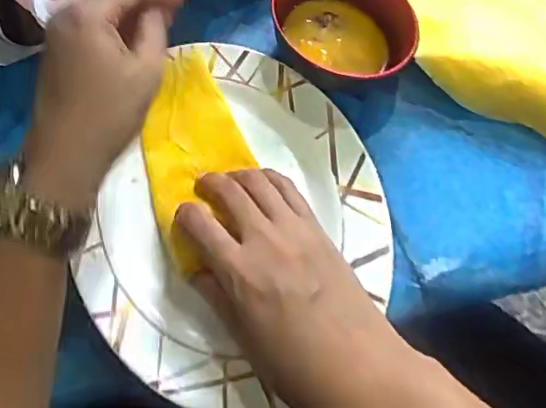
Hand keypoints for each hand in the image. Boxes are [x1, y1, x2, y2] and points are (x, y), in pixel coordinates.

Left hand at [21, 0, 184, 210]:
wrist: (64, 155)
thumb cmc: (109, 113)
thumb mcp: (145, 69)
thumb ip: (154, 28)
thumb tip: (158, 7)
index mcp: (86, 13)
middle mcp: (65, 12)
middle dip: (143, 0)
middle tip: (174, 9)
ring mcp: (56, 29)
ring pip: (99, 9)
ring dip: (127, 13)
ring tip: (158, 22)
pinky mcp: (54, 46)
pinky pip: (87, 25)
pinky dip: (110, 26)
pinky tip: (130, 37)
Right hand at [178, 170, 475, 407]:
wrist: (362, 371)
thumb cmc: (297, 365)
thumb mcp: (245, 339)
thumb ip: (216, 297)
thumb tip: (195, 268)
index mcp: (240, 272)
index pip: (198, 223)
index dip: (183, 214)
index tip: (182, 218)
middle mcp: (264, 240)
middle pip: (227, 189)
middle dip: (206, 183)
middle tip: (201, 190)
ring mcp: (293, 229)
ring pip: (256, 179)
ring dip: (236, 175)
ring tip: (230, 183)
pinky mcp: (316, 227)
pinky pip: (286, 186)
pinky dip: (267, 177)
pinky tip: (261, 185)